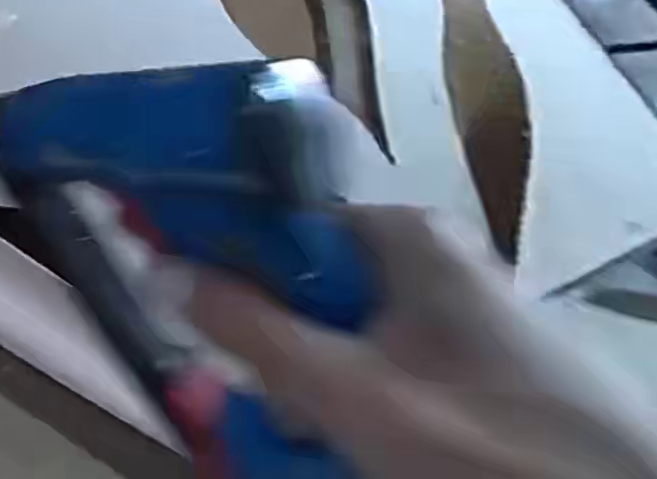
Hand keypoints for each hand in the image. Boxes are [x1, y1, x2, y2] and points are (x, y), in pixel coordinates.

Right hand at [187, 206, 656, 478]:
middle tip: (248, 376)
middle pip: (295, 267)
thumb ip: (247, 325)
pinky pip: (369, 346)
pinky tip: (345, 426)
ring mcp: (445, 301)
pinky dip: (342, 380)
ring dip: (298, 360)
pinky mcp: (466, 351)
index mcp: (396, 230)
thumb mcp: (355, 393)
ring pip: (328, 313)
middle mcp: (416, 250)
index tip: (172, 264)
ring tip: (302, 418)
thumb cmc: (501, 451)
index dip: (214, 234)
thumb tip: (156, 267)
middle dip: (262, 320)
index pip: (268, 207)